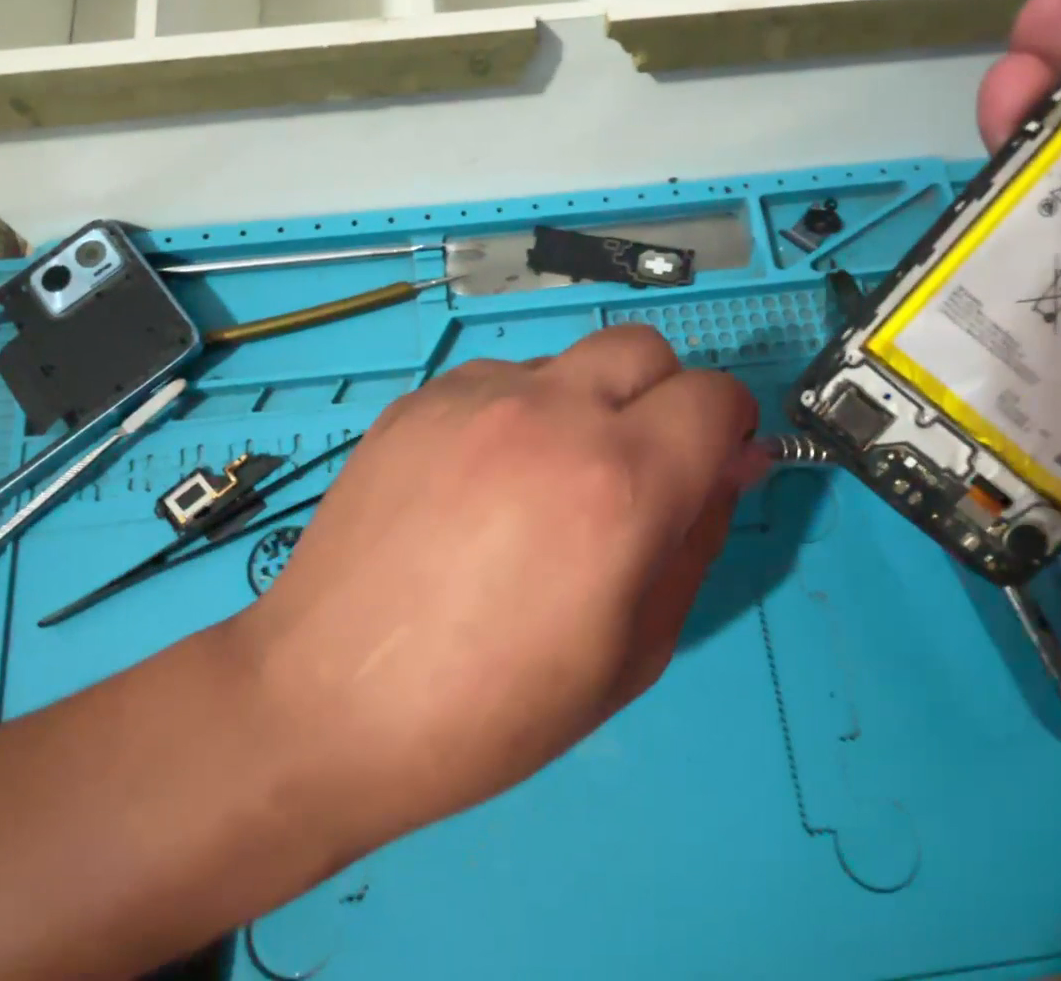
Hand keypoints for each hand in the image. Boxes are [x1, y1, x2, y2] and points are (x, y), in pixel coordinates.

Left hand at [232, 326, 761, 845]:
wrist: (331, 707)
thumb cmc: (495, 710)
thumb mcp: (634, 653)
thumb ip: (696, 543)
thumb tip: (729, 468)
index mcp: (620, 482)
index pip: (715, 397)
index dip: (728, 431)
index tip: (710, 470)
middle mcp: (550, 414)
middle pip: (645, 350)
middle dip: (664, 400)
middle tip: (635, 474)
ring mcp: (472, 399)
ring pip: (565, 365)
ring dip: (582, 409)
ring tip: (536, 492)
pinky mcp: (414, 405)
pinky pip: (495, 384)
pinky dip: (514, 419)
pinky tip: (474, 491)